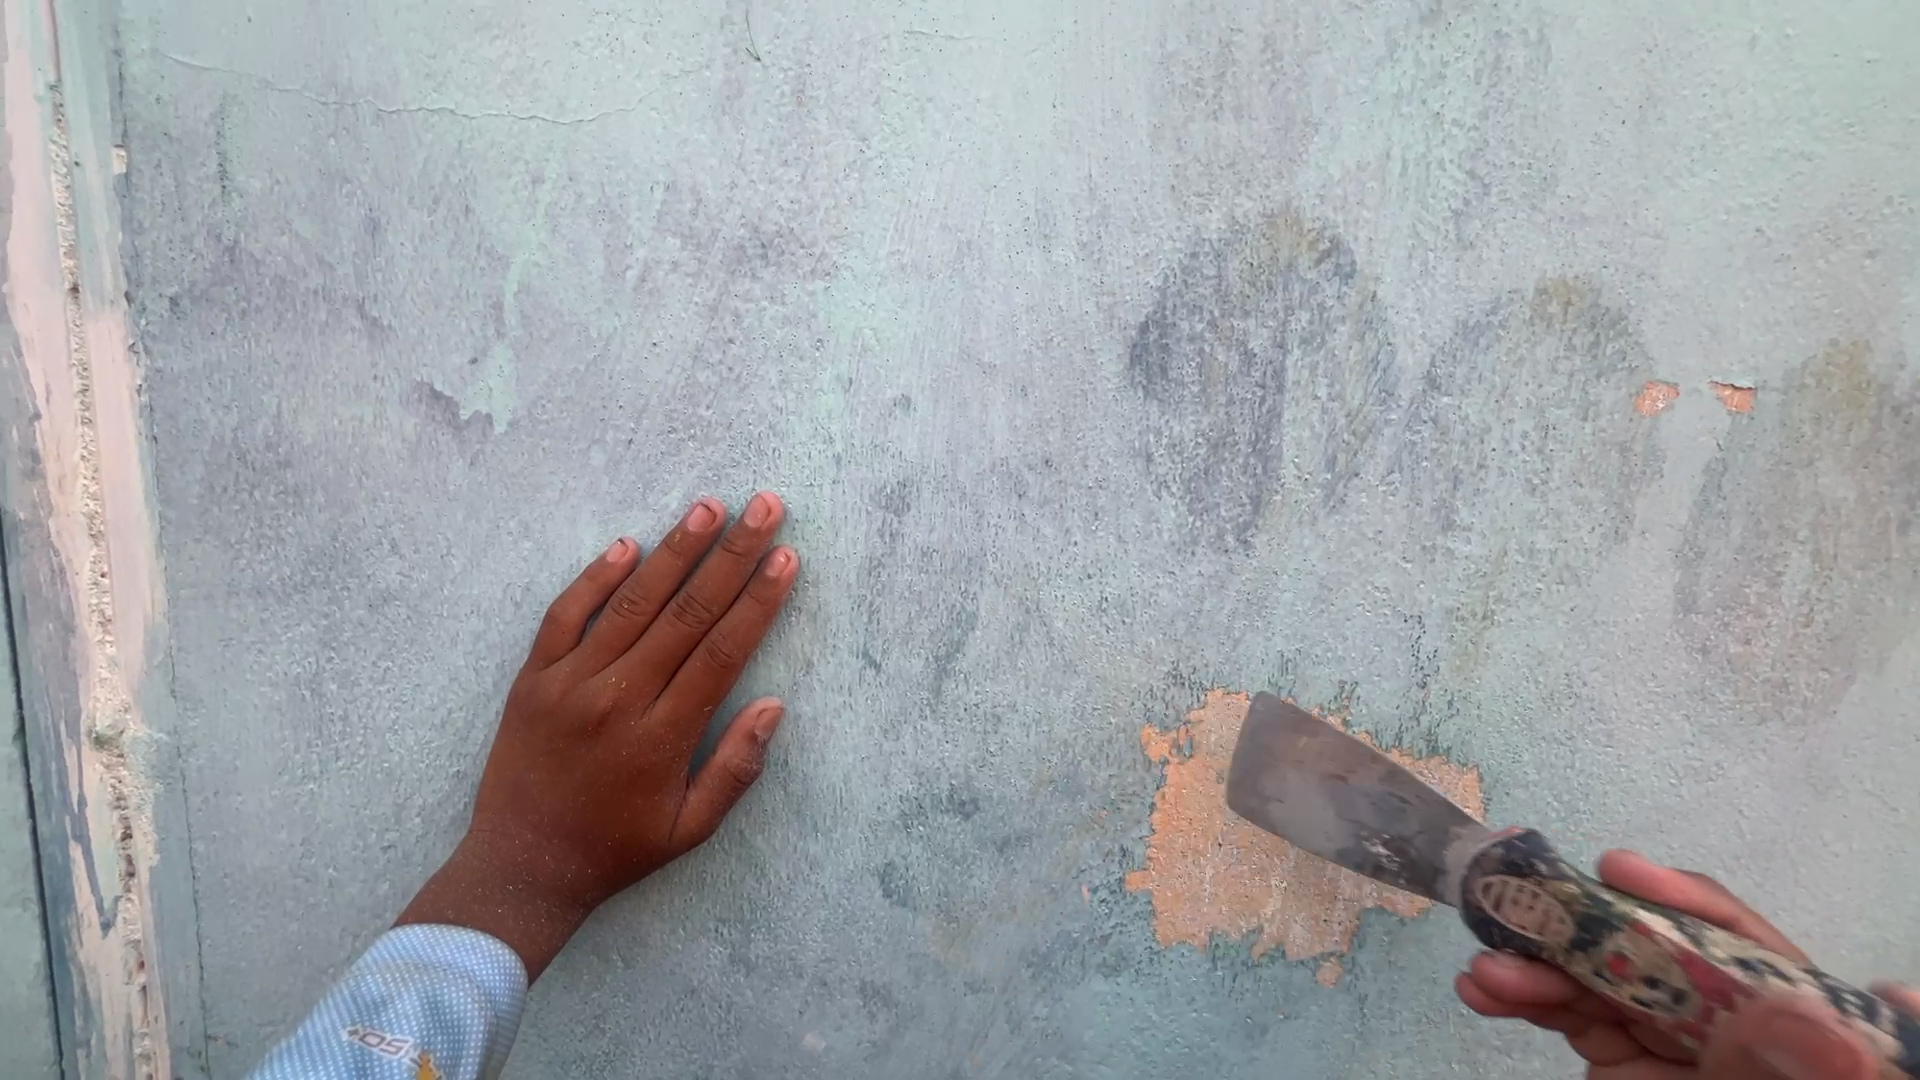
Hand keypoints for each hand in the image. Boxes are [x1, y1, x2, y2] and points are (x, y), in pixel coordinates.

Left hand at [397, 492, 798, 978]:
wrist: (519, 869)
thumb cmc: (617, 849)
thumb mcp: (692, 829)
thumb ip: (736, 768)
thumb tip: (774, 705)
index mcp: (662, 736)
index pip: (722, 651)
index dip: (758, 601)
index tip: (786, 558)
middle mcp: (618, 698)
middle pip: (686, 613)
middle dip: (733, 556)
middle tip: (764, 508)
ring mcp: (569, 684)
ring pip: (632, 603)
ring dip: (675, 551)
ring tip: (709, 507)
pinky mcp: (531, 679)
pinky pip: (564, 616)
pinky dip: (594, 579)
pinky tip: (627, 544)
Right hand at [1456, 849, 1918, 1078]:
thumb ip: (1775, 1076)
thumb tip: (1811, 1020)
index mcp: (1790, 1032)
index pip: (1752, 949)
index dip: (1692, 903)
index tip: (1616, 869)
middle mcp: (1725, 1019)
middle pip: (1647, 948)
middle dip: (1573, 928)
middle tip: (1513, 903)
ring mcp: (1663, 1031)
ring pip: (1589, 972)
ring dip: (1528, 965)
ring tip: (1484, 974)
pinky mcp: (1611, 1045)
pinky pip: (1560, 1006)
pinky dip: (1514, 995)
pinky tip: (1478, 991)